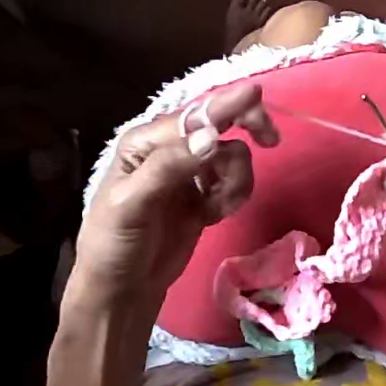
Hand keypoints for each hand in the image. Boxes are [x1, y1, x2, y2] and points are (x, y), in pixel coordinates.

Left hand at [68, 82, 279, 318]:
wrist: (121, 291)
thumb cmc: (114, 244)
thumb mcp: (132, 204)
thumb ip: (171, 167)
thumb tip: (213, 136)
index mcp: (146, 142)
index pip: (193, 118)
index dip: (226, 106)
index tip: (256, 95)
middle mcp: (170, 150)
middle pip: (219, 124)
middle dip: (245, 127)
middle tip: (270, 139)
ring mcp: (190, 174)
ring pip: (233, 157)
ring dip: (235, 180)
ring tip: (217, 207)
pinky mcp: (204, 197)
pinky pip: (234, 183)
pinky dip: (233, 197)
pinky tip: (214, 216)